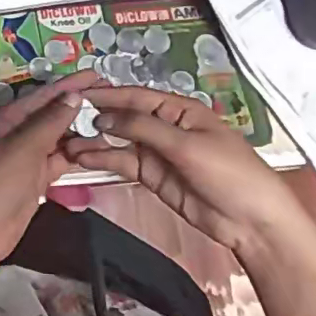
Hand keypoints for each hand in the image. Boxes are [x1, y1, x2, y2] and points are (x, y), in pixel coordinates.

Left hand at [0, 69, 96, 265]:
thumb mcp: (23, 149)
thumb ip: (50, 122)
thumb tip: (74, 96)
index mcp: (8, 119)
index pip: (44, 95)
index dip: (71, 84)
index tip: (99, 74)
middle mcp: (17, 133)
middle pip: (53, 114)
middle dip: (79, 106)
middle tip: (113, 98)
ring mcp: (26, 157)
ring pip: (59, 137)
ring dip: (80, 131)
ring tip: (112, 122)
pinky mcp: (35, 179)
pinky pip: (59, 159)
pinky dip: (76, 154)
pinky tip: (97, 148)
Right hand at [62, 86, 302, 258]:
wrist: (250, 220)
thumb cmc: (228, 172)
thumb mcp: (186, 145)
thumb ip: (143, 128)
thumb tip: (104, 118)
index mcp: (179, 110)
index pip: (137, 96)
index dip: (107, 95)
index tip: (78, 95)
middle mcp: (165, 127)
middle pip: (124, 118)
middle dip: (96, 119)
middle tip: (64, 121)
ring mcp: (157, 152)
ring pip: (119, 142)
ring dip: (94, 142)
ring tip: (66, 144)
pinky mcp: (152, 176)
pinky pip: (123, 163)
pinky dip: (103, 160)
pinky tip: (82, 159)